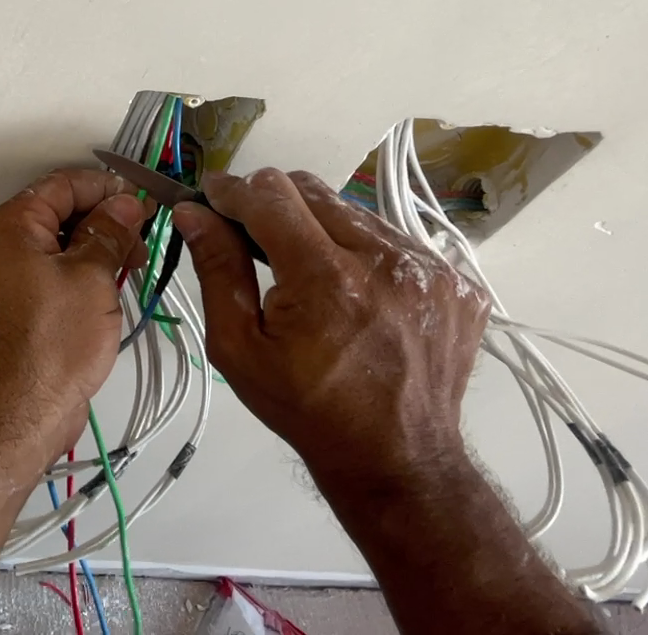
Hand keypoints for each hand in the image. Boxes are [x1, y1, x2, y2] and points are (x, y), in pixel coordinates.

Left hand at [0, 169, 150, 466]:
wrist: (15, 412)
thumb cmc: (53, 342)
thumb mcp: (92, 278)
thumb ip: (109, 233)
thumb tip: (124, 204)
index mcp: (10, 225)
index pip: (61, 185)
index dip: (105, 188)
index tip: (142, 200)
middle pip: (56, 212)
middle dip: (102, 220)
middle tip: (144, 239)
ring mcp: (0, 277)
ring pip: (54, 246)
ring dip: (94, 249)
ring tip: (134, 267)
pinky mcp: (11, 306)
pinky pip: (46, 273)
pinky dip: (77, 273)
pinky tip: (108, 289)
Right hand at [170, 168, 489, 484]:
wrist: (398, 459)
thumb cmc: (304, 406)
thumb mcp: (237, 346)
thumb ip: (216, 269)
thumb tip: (191, 212)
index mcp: (326, 278)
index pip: (270, 195)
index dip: (231, 190)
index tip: (210, 197)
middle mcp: (384, 260)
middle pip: (310, 188)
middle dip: (270, 201)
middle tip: (249, 232)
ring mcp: (430, 268)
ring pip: (351, 208)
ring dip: (315, 223)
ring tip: (302, 266)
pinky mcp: (457, 280)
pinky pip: (390, 236)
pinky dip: (358, 247)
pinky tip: (349, 286)